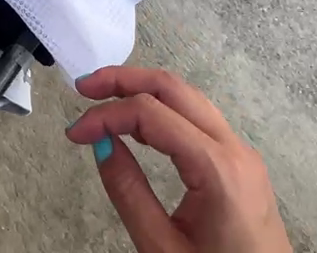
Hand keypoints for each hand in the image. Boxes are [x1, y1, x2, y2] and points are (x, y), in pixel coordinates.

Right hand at [66, 66, 290, 252]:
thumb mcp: (163, 249)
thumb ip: (128, 192)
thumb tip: (100, 142)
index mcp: (217, 168)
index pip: (150, 113)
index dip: (106, 115)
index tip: (74, 133)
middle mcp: (234, 148)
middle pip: (172, 88)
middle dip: (123, 80)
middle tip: (83, 88)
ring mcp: (242, 154)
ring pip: (187, 96)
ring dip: (143, 89)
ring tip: (104, 97)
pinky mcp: (242, 164)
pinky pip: (198, 117)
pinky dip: (163, 107)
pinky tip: (139, 122)